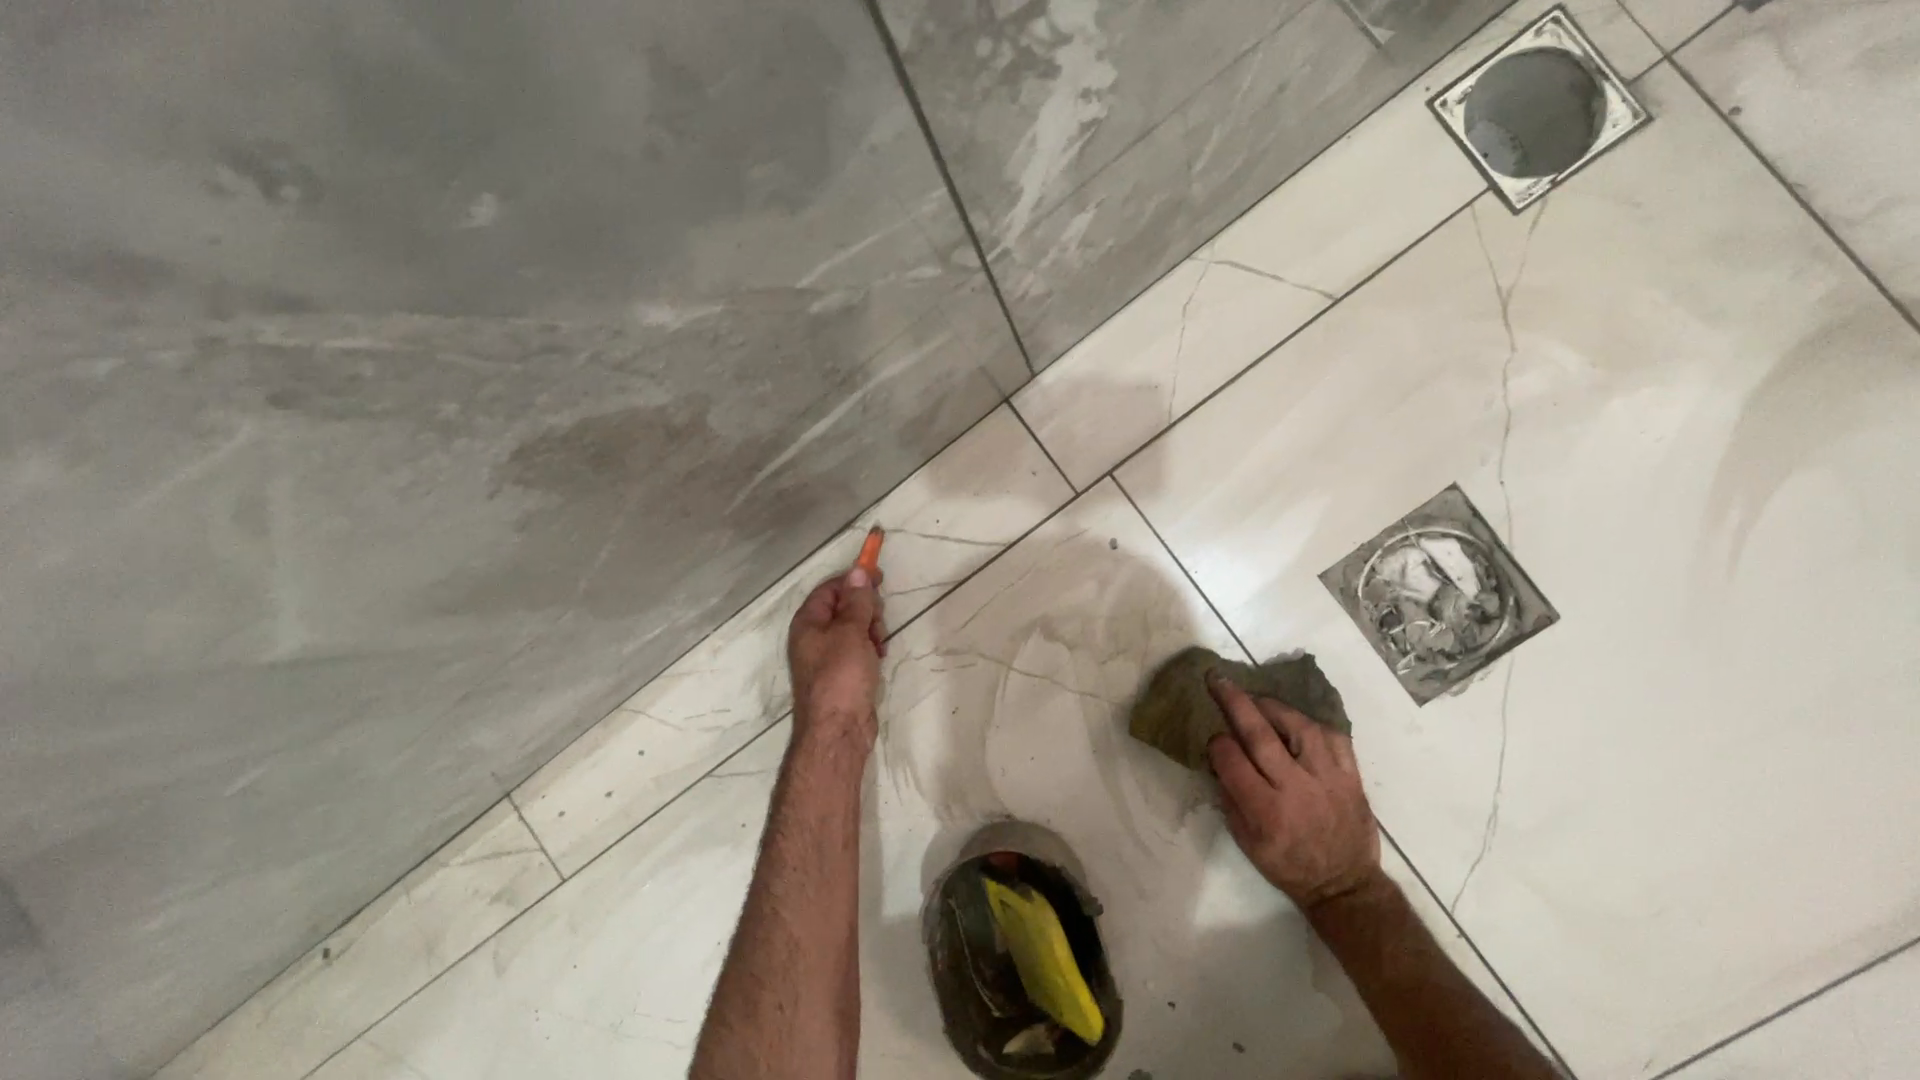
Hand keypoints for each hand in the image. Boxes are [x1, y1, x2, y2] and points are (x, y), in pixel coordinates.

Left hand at [787, 565, 886, 750]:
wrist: (838, 729)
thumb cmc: (841, 676)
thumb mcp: (851, 632)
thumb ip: (856, 601)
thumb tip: (858, 572)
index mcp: (808, 622)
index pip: (830, 588)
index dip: (854, 580)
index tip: (880, 577)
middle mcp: (814, 636)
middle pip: (843, 606)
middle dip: (866, 609)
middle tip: (877, 622)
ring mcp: (828, 656)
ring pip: (854, 628)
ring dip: (871, 629)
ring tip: (879, 645)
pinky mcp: (842, 673)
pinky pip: (858, 648)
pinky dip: (870, 648)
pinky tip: (879, 658)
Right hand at [1206, 670, 1381, 911]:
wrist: (1343, 884)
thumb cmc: (1287, 866)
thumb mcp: (1246, 841)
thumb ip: (1230, 798)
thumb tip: (1219, 760)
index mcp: (1266, 811)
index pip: (1232, 760)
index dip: (1217, 743)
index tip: (1212, 738)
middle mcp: (1296, 789)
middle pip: (1260, 735)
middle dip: (1235, 703)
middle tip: (1218, 680)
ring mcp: (1328, 779)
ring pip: (1300, 727)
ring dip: (1273, 706)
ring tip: (1256, 698)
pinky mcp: (1351, 777)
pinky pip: (1334, 737)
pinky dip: (1312, 723)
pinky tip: (1295, 719)